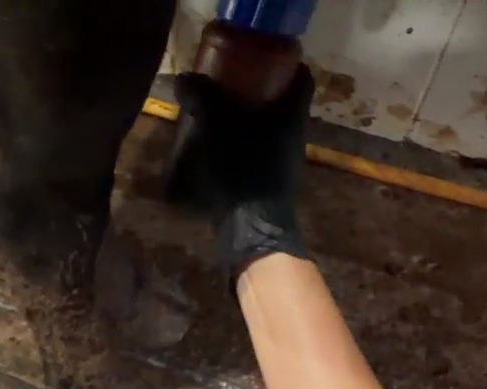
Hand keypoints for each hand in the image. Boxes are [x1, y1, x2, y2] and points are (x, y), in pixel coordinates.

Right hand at [166, 66, 312, 274]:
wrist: (252, 228)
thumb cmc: (241, 171)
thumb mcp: (216, 129)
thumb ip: (203, 101)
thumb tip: (184, 80)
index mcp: (291, 113)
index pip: (302, 77)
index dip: (287, 65)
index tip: (265, 61)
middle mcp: (296, 135)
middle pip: (286, 104)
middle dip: (264, 95)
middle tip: (238, 89)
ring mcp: (288, 163)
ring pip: (275, 132)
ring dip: (255, 125)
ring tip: (226, 122)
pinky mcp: (276, 186)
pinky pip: (265, 157)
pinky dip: (249, 150)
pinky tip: (227, 155)